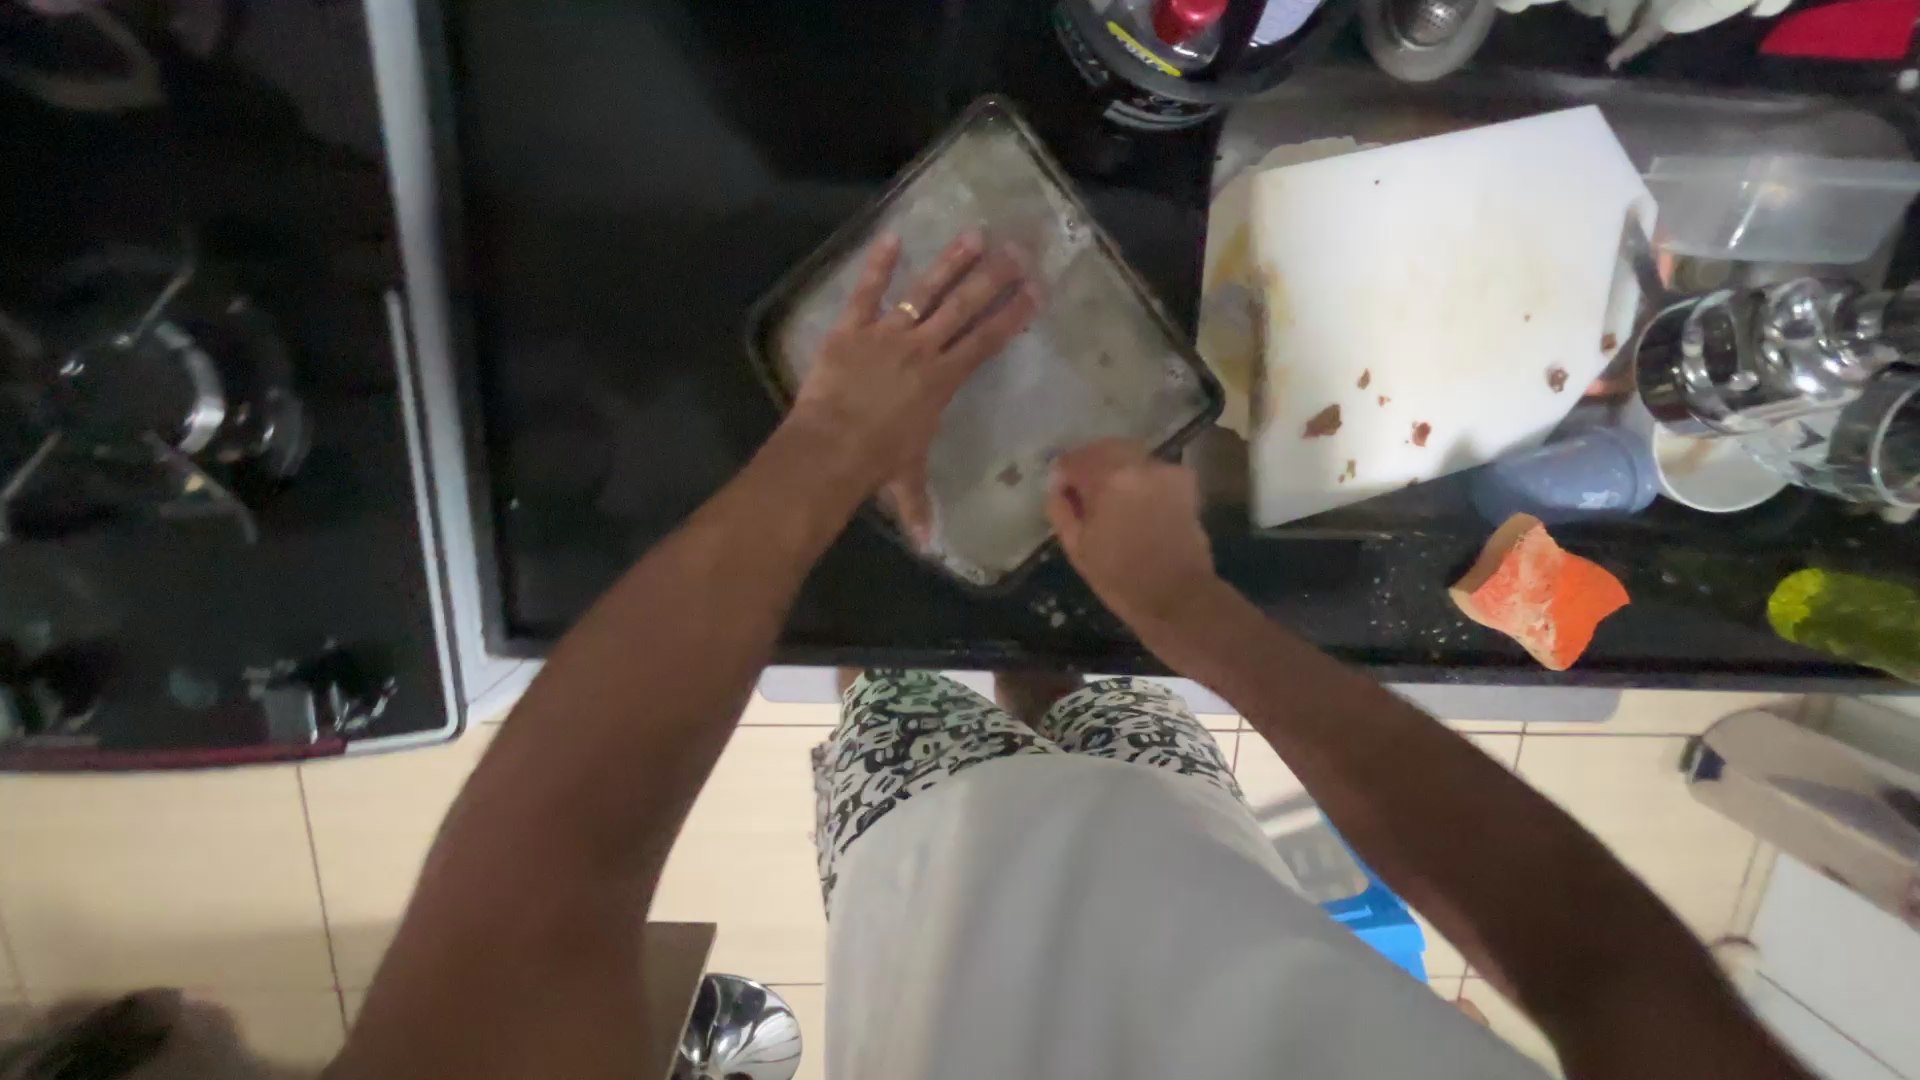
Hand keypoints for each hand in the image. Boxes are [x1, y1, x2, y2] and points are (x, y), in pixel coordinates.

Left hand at [789, 230, 1039, 546]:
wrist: (831, 448)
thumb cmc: (875, 464)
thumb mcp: (904, 481)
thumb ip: (917, 506)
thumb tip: (926, 546)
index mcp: (942, 381)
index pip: (985, 341)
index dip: (1011, 315)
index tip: (1035, 291)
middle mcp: (922, 350)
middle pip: (964, 307)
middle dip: (994, 276)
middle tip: (1018, 247)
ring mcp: (887, 334)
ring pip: (925, 292)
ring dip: (951, 262)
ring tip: (974, 234)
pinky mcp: (851, 329)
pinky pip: (866, 291)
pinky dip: (877, 264)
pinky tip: (892, 236)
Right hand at [1046, 439, 1221, 632]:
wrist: (1177, 596)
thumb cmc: (1120, 578)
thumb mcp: (1077, 548)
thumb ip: (1061, 510)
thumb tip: (1058, 489)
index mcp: (1107, 480)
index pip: (1074, 460)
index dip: (1063, 475)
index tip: (1062, 492)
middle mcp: (1138, 464)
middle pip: (1104, 449)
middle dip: (1090, 465)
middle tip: (1084, 492)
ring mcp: (1165, 470)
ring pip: (1130, 455)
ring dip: (1115, 469)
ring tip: (1111, 500)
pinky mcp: (1184, 482)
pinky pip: (1152, 469)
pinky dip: (1140, 479)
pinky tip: (1137, 504)